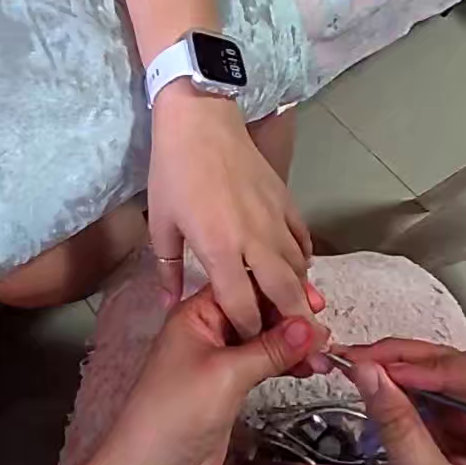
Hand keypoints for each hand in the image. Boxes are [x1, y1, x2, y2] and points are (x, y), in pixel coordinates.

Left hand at [101, 285, 326, 464]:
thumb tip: (313, 326)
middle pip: (256, 312)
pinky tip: (309, 368)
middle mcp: (208, 329)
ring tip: (325, 354)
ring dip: (293, 345)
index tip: (316, 302)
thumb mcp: (227, 374)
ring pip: (263, 339)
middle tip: (327, 331)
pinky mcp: (230, 384)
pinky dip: (285, 364)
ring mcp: (219, 358)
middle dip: (291, 319)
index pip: (243, 287)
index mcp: (197, 313)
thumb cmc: (179, 411)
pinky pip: (263, 364)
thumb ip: (270, 348)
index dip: (279, 290)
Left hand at [148, 85, 312, 336]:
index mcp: (220, 250)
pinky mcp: (287, 200)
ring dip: (300, 293)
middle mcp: (255, 241)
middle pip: (283, 293)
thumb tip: (169, 303)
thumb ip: (166, 268)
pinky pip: (304, 239)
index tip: (251, 345)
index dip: (250, 332)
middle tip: (297, 342)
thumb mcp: (160, 223)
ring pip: (299, 268)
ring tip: (298, 311)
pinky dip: (305, 259)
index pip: (243, 306)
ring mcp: (276, 220)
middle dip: (291, 323)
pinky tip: (300, 269)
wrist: (200, 119)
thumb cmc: (174, 171)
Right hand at [340, 340, 465, 464]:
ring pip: (450, 379)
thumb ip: (398, 426)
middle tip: (358, 359)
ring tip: (361, 370)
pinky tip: (382, 393)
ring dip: (405, 373)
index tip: (378, 366)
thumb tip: (363, 368)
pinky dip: (409, 395)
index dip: (430, 364)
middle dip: (411, 361)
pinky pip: (443, 401)